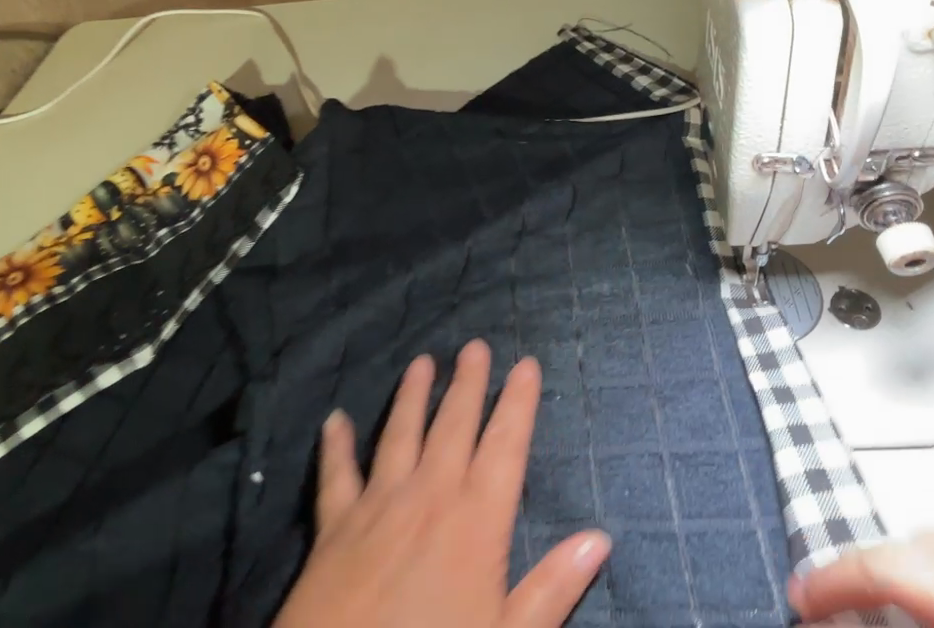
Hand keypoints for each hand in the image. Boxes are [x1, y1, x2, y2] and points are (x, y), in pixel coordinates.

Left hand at [273, 340, 611, 627]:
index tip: (525, 365)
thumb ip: (553, 586)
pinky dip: (335, 445)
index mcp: (475, 522)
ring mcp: (377, 505)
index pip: (504, 448)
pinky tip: (334, 419)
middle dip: (467, 385)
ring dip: (412, 397)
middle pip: (452, 428)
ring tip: (421, 362)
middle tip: (474, 347)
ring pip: (399, 436)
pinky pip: (336, 475)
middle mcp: (428, 498)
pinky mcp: (335, 525)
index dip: (517, 404)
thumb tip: (599, 538)